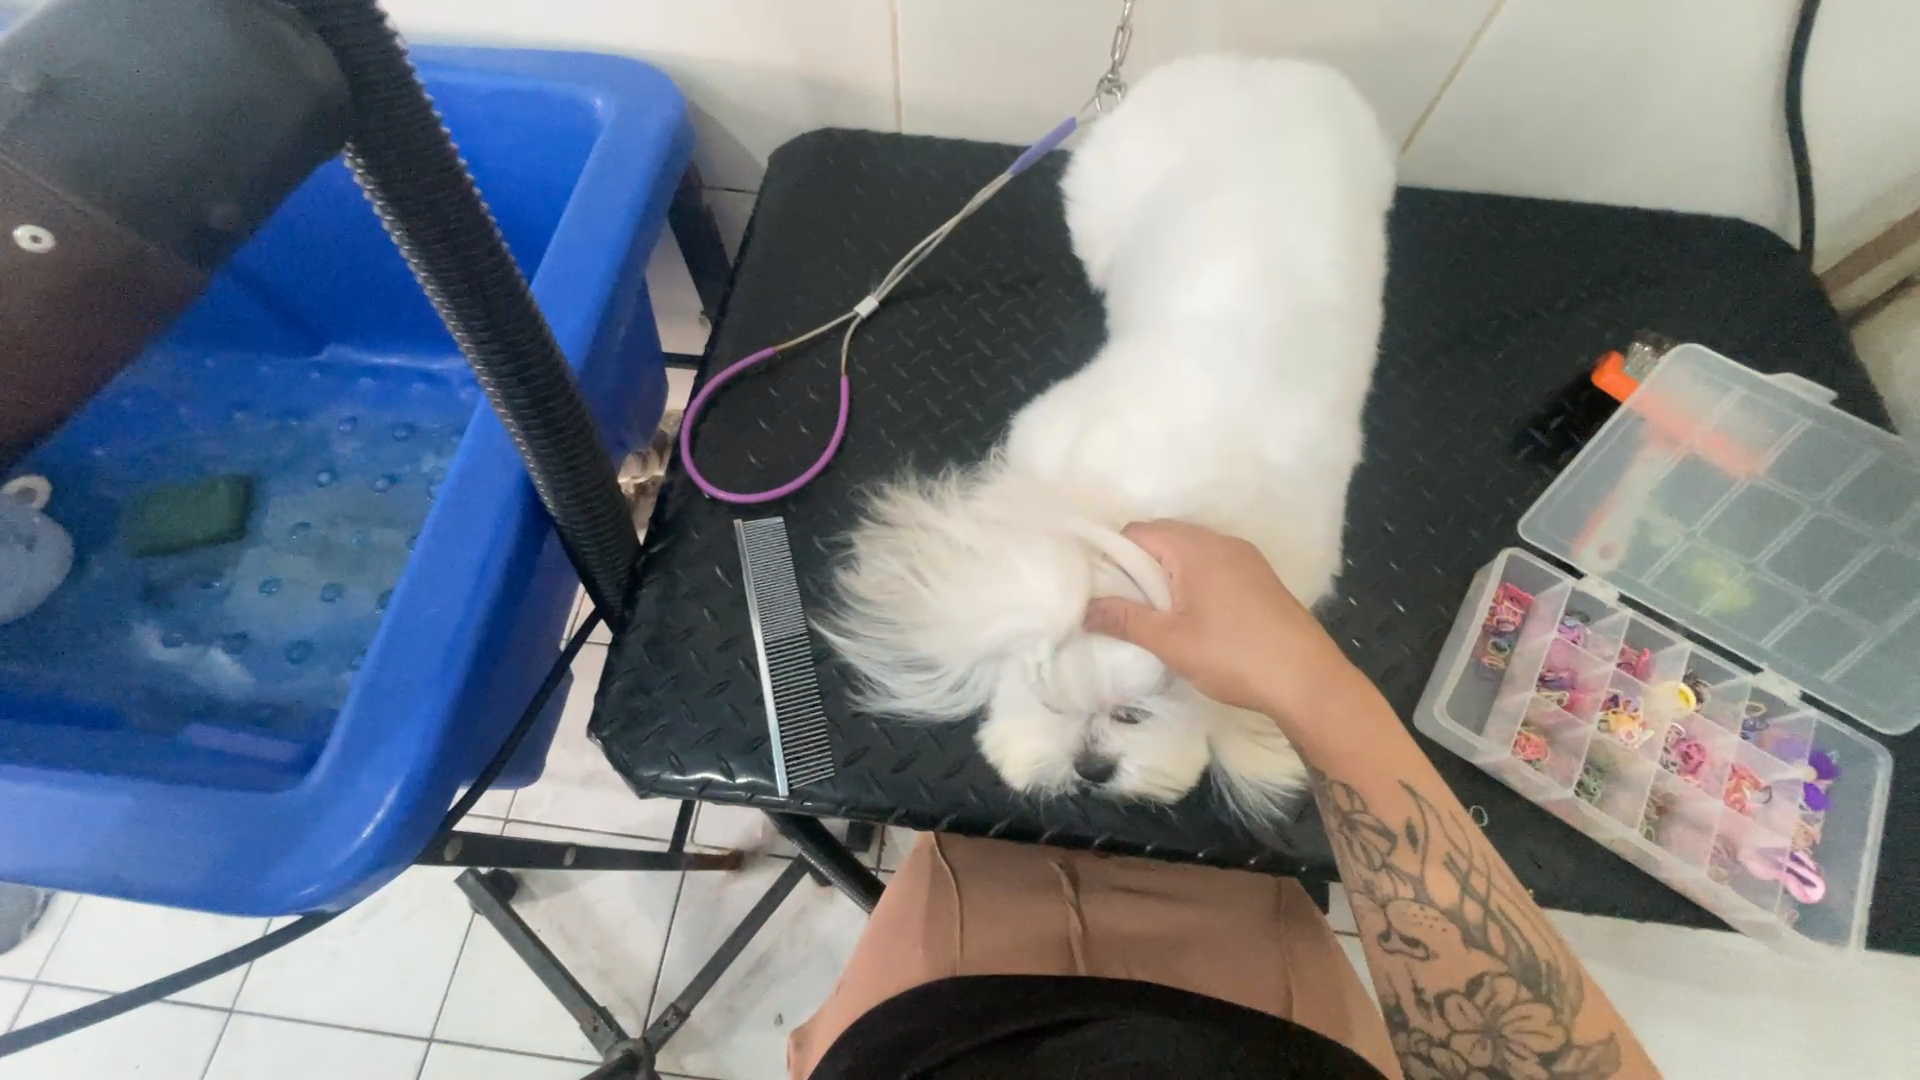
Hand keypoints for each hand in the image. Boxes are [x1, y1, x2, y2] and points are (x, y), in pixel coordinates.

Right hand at [1083, 520, 1372, 730]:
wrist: (1309, 681)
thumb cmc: (1234, 656)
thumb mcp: (1170, 642)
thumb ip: (1124, 620)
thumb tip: (1084, 610)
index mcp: (1194, 547)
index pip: (1137, 533)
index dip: (1112, 557)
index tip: (1101, 590)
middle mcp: (1219, 541)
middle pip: (1162, 538)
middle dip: (1137, 568)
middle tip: (1124, 606)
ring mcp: (1244, 558)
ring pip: (1187, 553)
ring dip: (1165, 577)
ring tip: (1155, 616)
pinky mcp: (1258, 577)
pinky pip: (1211, 566)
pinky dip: (1191, 582)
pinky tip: (1190, 618)